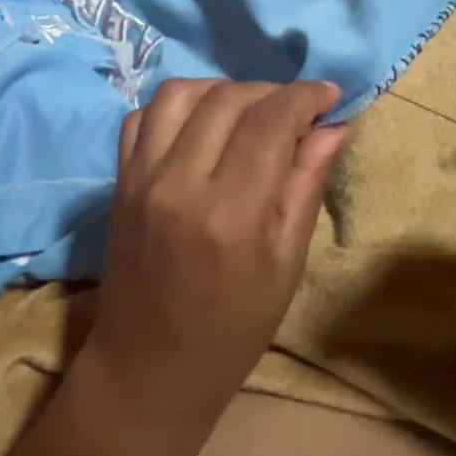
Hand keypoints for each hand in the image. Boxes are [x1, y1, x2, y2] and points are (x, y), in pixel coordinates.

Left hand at [2, 78, 347, 455]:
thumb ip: (306, 187)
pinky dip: (177, 105)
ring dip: (223, 89)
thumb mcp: (286, 267)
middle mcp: (181, 182)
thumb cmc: (233, 329)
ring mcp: (142, 176)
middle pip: (229, 99)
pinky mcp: (119, 178)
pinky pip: (144, 114)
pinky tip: (201, 124)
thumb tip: (336, 126)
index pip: (270, 121)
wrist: (149, 365)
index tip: (328, 94)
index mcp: (231, 214)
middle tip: (296, 110)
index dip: (304, 96)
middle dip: (272, 92)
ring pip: (181, 92)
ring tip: (249, 111)